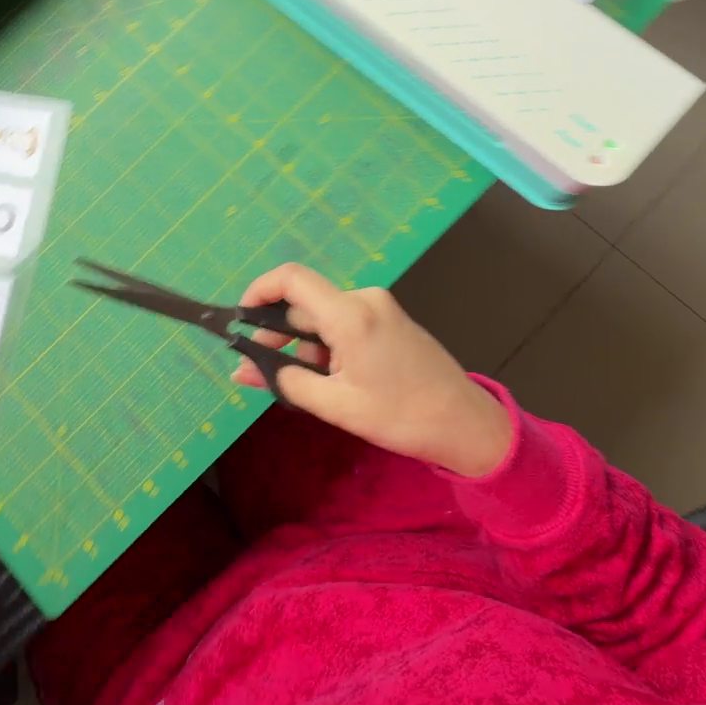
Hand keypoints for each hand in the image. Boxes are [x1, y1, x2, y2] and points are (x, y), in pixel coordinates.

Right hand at [234, 263, 512, 475]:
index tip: (240, 320)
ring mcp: (379, 308)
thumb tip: (242, 369)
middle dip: (276, 333)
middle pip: (304, 304)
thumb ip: (284, 381)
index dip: (258, 292)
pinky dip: (324, 346)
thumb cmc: (401, 416)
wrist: (466, 425)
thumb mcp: (336, 405)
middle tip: (258, 369)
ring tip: (294, 383)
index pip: (291, 279)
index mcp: (350, 314)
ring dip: (301, 345)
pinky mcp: (388, 321)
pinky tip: (322, 378)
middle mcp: (364, 300)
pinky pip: (343, 324)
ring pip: (322, 318)